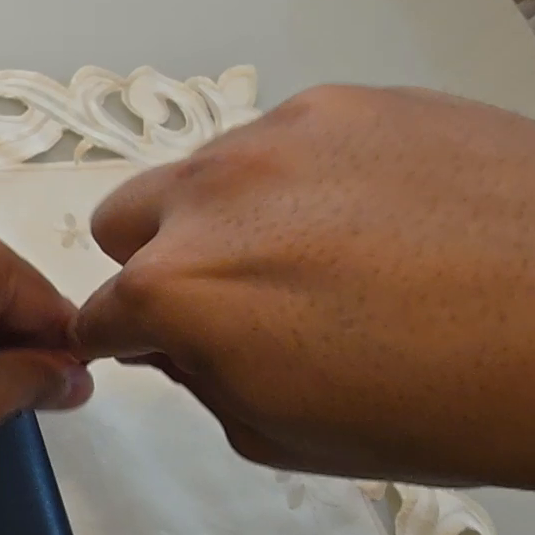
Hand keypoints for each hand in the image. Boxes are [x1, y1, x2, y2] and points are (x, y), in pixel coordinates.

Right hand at [72, 85, 534, 492]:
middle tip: (222, 292)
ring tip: (315, 252)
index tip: (156, 347)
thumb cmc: (442, 404)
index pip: (91, 316)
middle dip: (148, 261)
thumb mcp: (266, 431)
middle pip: (118, 222)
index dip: (121, 342)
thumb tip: (171, 340)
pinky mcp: (359, 104)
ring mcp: (283, 140)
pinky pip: (283, 141)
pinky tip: (367, 216)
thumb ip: (188, 378)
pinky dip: (298, 179)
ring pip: (198, 176)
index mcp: (171, 289)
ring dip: (223, 216)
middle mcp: (208, 200)